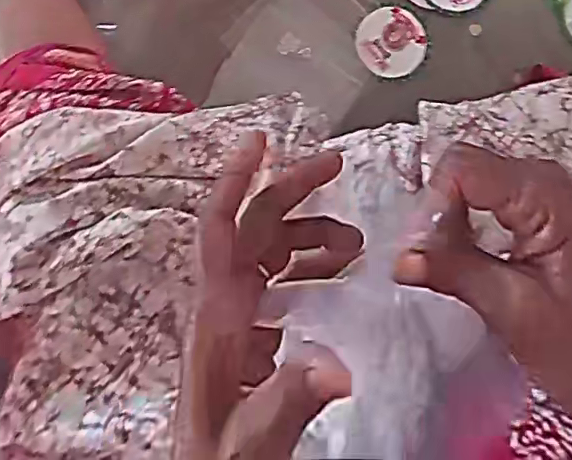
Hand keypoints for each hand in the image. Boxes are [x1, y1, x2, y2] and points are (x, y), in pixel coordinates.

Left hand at [178, 134, 362, 459]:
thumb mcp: (251, 440)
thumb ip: (288, 401)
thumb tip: (340, 368)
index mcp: (218, 315)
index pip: (218, 229)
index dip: (234, 180)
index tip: (258, 140)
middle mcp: (225, 302)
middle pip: (257, 224)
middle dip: (295, 188)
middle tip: (335, 166)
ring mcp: (239, 313)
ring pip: (273, 246)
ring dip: (312, 232)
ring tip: (353, 243)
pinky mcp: (253, 329)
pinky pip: (284, 275)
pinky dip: (313, 263)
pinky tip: (339, 275)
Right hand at [394, 145, 571, 455]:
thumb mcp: (515, 310)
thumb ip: (457, 272)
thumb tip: (401, 256)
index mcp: (542, 192)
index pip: (462, 166)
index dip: (433, 203)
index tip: (420, 251)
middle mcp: (540, 176)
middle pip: (462, 167)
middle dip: (436, 209)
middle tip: (425, 261)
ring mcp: (538, 188)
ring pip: (467, 179)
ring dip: (445, 217)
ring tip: (440, 264)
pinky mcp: (532, 205)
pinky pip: (480, 195)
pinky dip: (460, 220)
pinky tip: (457, 256)